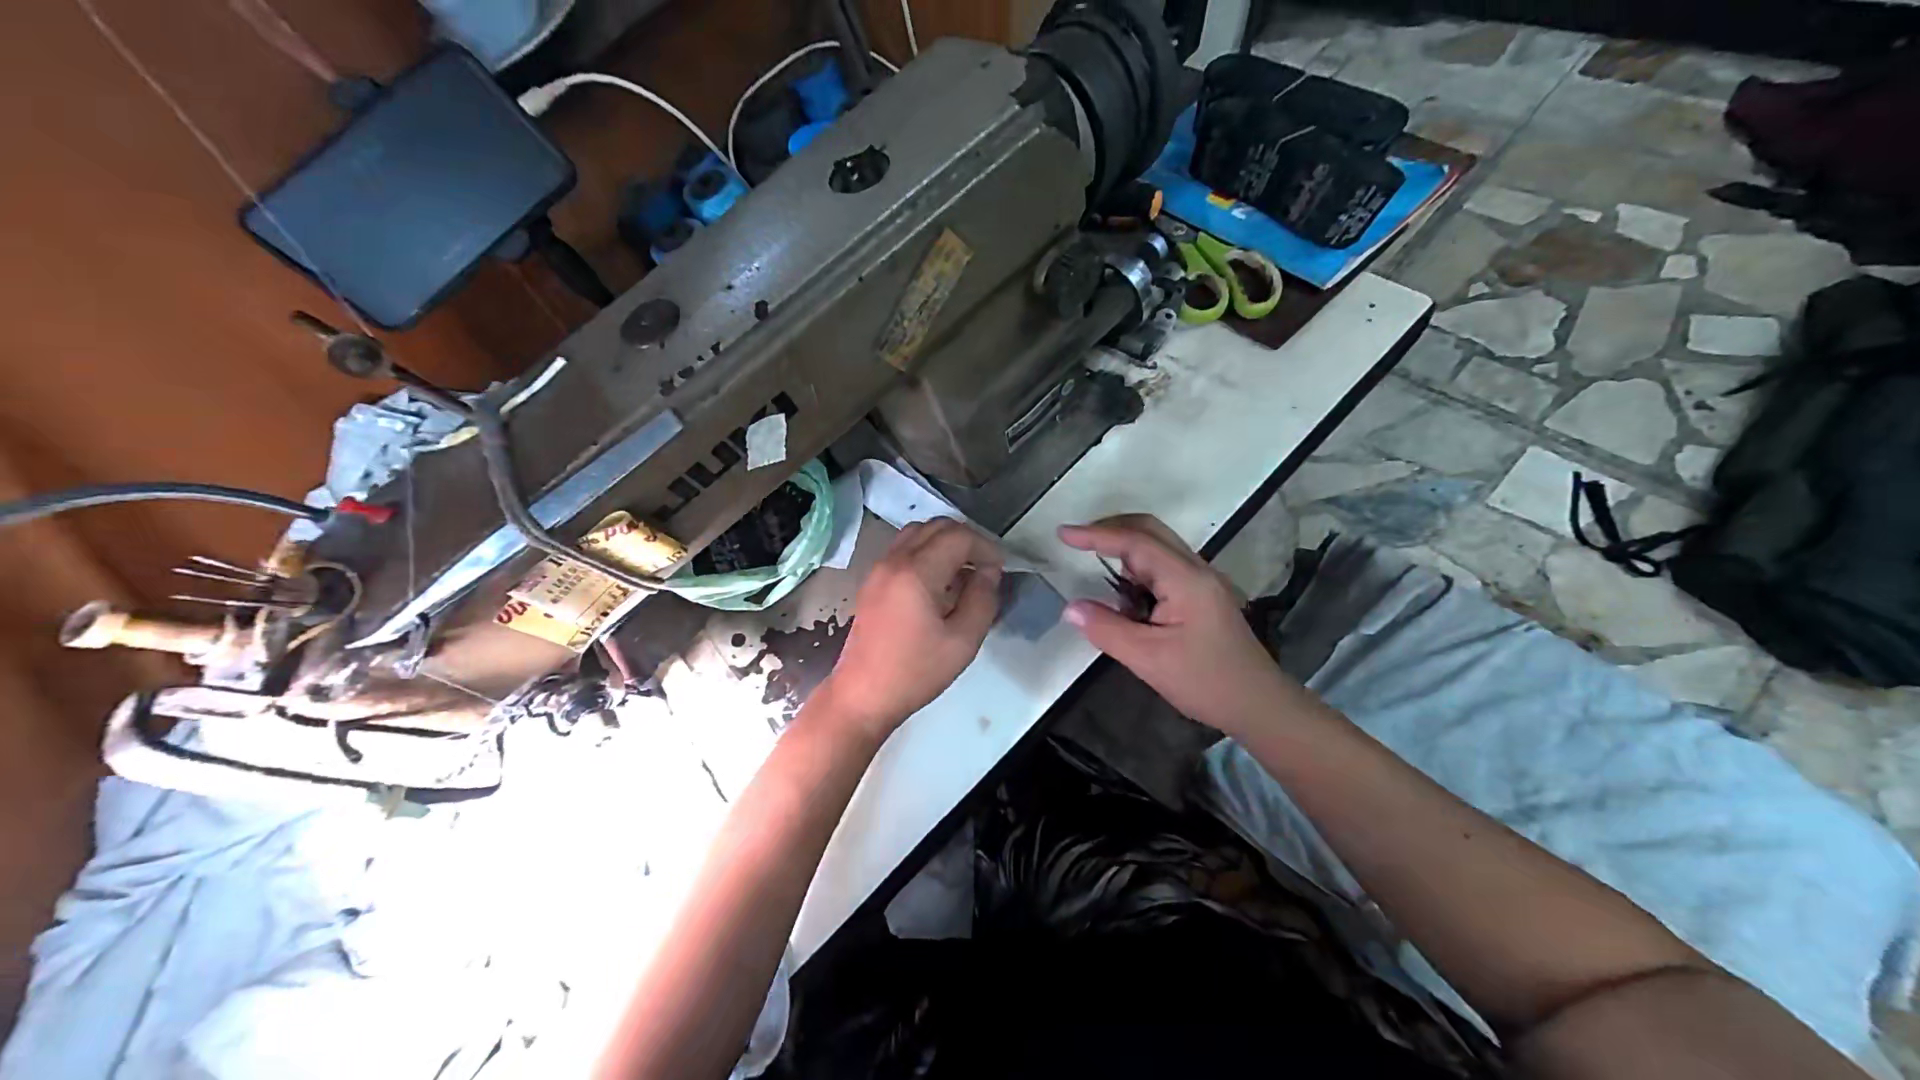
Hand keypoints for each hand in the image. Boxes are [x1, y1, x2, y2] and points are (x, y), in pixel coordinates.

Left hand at [817, 519, 1003, 739]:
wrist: (863, 695)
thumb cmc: (915, 672)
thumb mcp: (963, 641)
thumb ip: (983, 599)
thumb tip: (989, 572)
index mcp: (916, 572)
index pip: (958, 537)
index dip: (985, 547)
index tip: (999, 570)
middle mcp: (894, 561)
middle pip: (936, 526)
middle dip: (967, 539)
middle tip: (985, 567)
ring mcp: (878, 569)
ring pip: (917, 532)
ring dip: (945, 543)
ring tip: (963, 572)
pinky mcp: (872, 581)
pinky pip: (903, 549)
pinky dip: (926, 552)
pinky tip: (938, 583)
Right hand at [1059, 514, 1289, 735]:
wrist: (1258, 704)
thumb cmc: (1205, 682)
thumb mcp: (1148, 659)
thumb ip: (1106, 629)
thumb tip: (1071, 607)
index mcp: (1185, 579)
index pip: (1135, 542)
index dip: (1096, 535)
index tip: (1062, 534)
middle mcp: (1196, 570)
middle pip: (1149, 530)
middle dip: (1110, 529)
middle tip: (1075, 540)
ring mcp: (1201, 581)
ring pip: (1157, 547)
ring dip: (1123, 549)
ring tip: (1091, 566)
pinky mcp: (1201, 595)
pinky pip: (1163, 567)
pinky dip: (1136, 569)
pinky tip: (1122, 594)